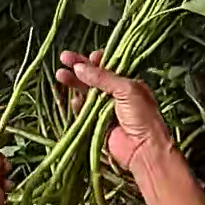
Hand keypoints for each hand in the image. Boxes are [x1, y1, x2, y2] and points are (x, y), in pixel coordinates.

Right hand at [55, 50, 175, 172]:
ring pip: (86, 92)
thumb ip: (103, 77)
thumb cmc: (142, 117)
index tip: (87, 55)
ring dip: (74, 83)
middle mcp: (116, 94)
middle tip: (63, 58)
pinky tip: (73, 98)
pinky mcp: (97, 123)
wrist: (144, 149)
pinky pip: (83, 111)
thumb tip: (79, 66)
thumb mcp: (126, 90)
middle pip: (94, 78)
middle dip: (79, 68)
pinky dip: (77, 104)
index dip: (96, 61)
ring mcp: (106, 109)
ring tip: (60, 74)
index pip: (109, 67)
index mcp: (128, 83)